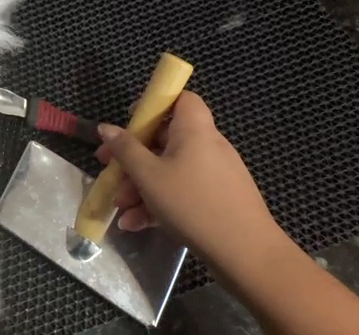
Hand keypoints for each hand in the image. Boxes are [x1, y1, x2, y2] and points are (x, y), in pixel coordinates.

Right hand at [94, 91, 285, 273]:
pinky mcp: (220, 202)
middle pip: (165, 139)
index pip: (182, 99)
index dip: (156, 103)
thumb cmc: (194, 205)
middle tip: (109, 168)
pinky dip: (160, 203)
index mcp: (195, 132)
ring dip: (141, 185)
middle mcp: (208, 148)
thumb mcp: (148, 175)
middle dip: (133, 155)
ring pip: (170, 170)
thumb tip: (107, 128)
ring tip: (121, 207)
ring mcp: (216, 177)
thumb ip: (124, 148)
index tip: (131, 121)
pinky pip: (183, 192)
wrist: (251, 260)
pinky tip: (136, 224)